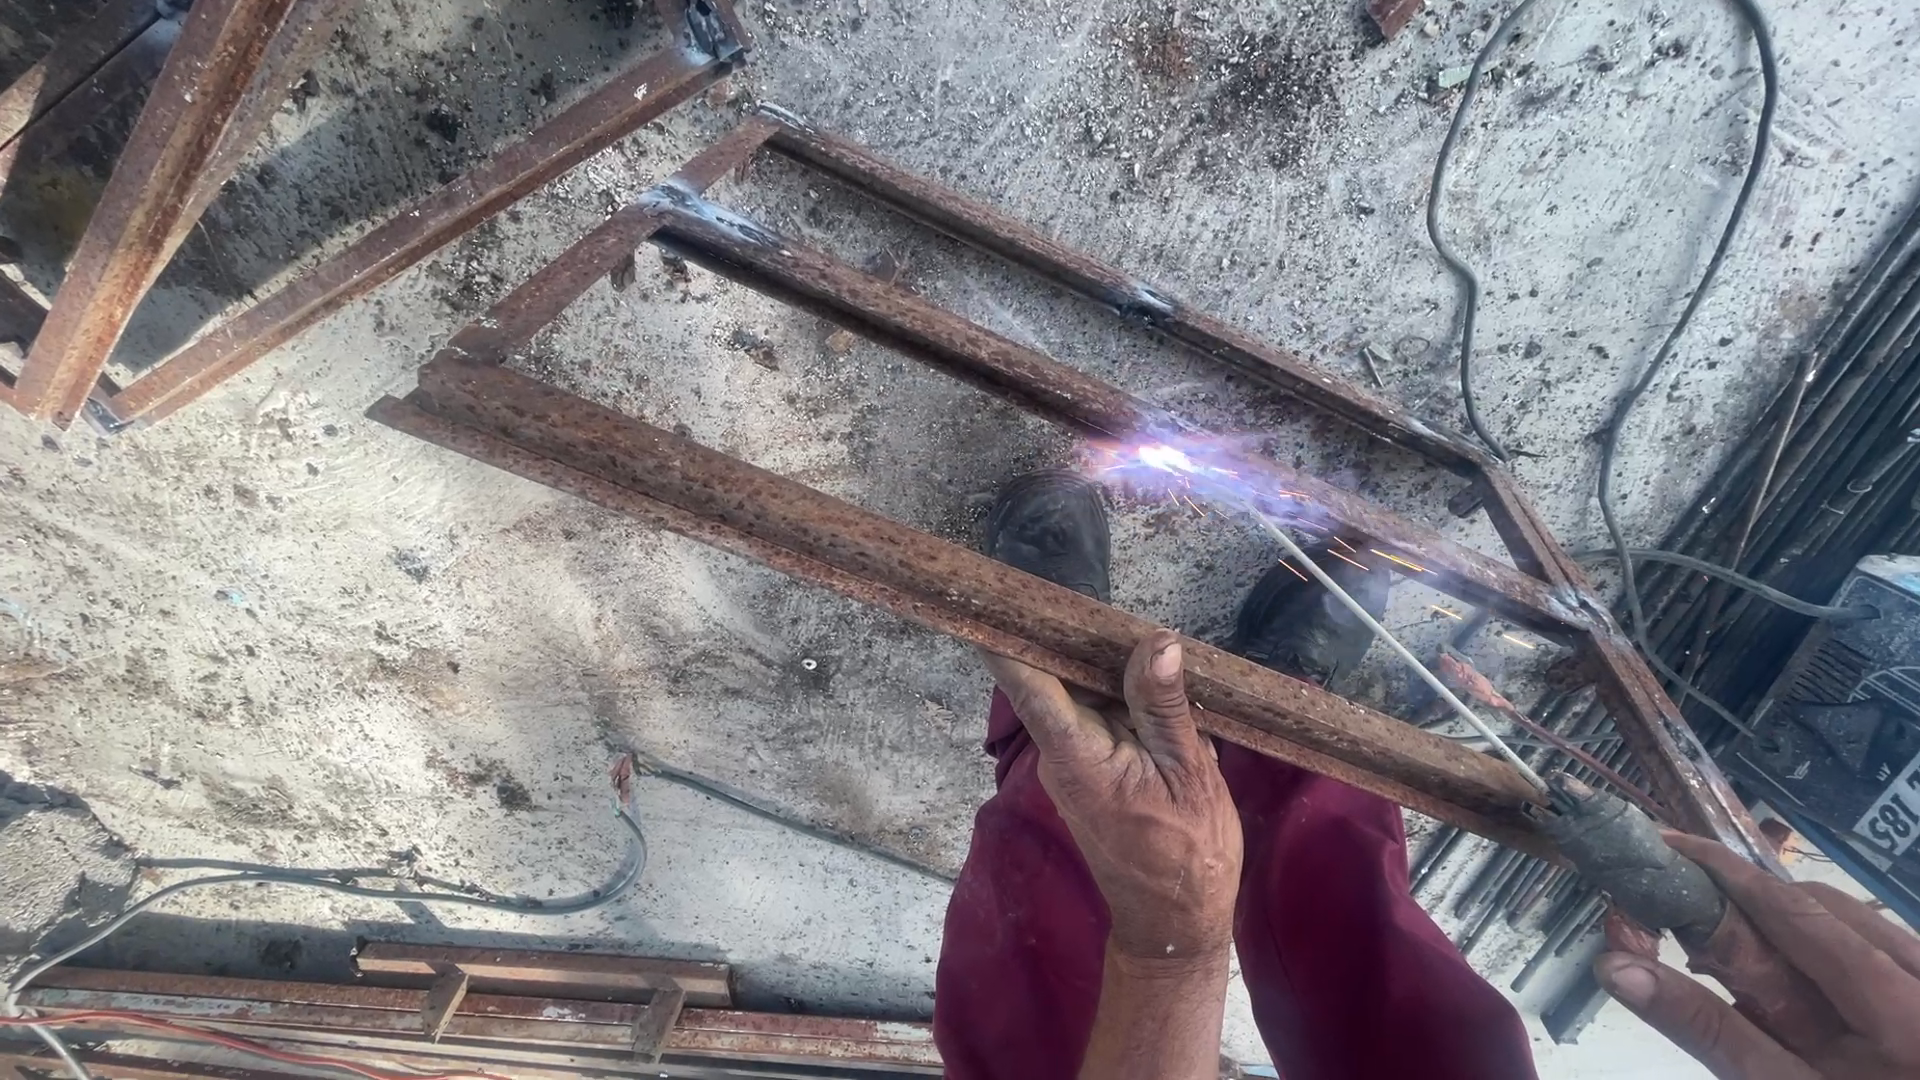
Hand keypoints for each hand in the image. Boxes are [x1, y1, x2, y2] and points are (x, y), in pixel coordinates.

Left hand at [981, 630, 1243, 964]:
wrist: (1173, 923)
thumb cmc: (1187, 853)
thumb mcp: (1190, 774)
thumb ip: (1165, 707)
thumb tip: (1158, 641)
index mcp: (1075, 755)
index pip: (1027, 686)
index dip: (1005, 642)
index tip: (989, 600)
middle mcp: (1058, 754)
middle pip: (1050, 680)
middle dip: (1069, 638)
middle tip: (1092, 597)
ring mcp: (1069, 762)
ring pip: (1074, 695)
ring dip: (1100, 665)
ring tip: (1132, 629)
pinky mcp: (1086, 768)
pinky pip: (1091, 715)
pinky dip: (1114, 693)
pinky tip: (1144, 673)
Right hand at [1594, 831, 1919, 1078]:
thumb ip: (1708, 1028)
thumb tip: (1613, 965)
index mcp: (1908, 1009)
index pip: (1796, 910)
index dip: (1724, 869)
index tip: (1661, 843)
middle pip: (1831, 910)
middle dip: (1755, 901)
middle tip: (1691, 918)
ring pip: (1865, 931)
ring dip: (1793, 929)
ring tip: (1744, 959)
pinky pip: (1892, 960)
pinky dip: (1831, 956)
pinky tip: (1804, 993)